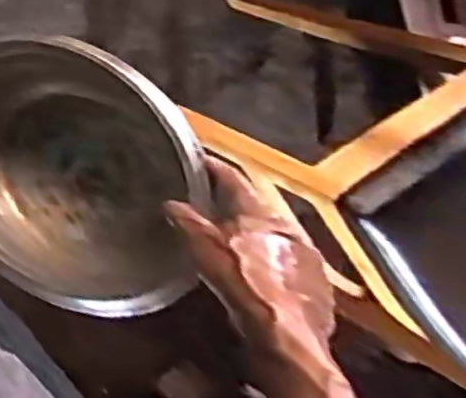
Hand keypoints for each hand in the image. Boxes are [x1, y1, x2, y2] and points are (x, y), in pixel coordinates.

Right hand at [166, 157, 349, 397]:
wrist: (284, 332)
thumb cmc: (240, 277)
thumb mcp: (198, 240)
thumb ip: (183, 216)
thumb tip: (172, 204)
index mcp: (264, 215)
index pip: (235, 178)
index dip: (212, 166)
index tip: (196, 156)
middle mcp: (292, 232)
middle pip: (256, 207)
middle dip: (232, 203)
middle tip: (205, 198)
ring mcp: (311, 262)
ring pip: (272, 235)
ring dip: (250, 230)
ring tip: (225, 232)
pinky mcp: (318, 288)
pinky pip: (284, 260)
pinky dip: (264, 255)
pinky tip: (249, 265)